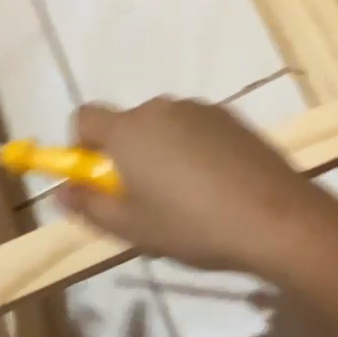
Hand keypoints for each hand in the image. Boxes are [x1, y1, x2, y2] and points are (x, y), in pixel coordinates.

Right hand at [54, 97, 337, 271]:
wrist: (275, 218)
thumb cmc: (193, 226)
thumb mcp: (133, 228)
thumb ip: (90, 206)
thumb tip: (61, 191)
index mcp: (130, 130)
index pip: (85, 116)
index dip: (82, 145)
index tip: (99, 179)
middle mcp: (163, 108)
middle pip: (129, 124)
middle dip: (128, 155)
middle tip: (146, 200)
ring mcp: (203, 110)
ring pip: (166, 128)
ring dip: (164, 152)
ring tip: (189, 199)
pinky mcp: (235, 118)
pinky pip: (198, 130)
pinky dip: (196, 151)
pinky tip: (218, 187)